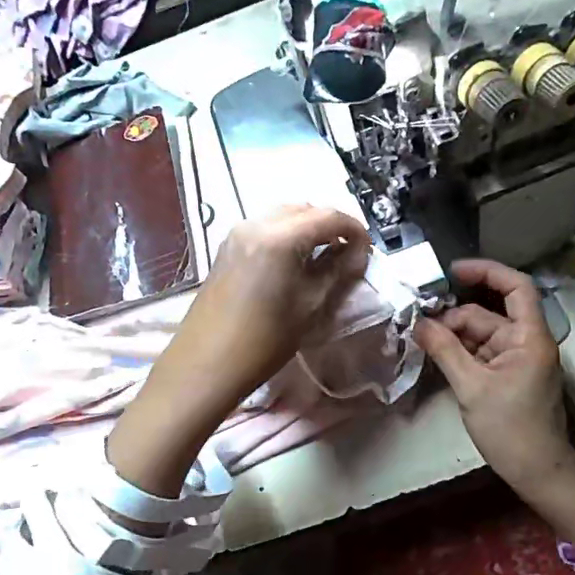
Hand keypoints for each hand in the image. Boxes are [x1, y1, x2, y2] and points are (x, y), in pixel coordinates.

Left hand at [109, 205, 368, 496]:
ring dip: (308, 229)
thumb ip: (337, 271)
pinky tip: (295, 262)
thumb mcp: (311, 306)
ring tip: (324, 258)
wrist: (207, 364)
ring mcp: (237, 234)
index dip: (356, 230)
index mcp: (280, 236)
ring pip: (284, 216)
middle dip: (331, 225)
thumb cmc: (265, 340)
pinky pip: (265, 228)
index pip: (330, 217)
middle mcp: (256, 224)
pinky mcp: (226, 248)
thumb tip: (356, 253)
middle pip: (305, 210)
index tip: (368, 252)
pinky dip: (287, 236)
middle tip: (348, 253)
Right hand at [414, 260, 574, 539]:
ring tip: (421, 341)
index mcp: (529, 337)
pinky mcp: (508, 376)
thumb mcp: (472, 387)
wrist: (537, 471)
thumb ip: (445, 350)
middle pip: (488, 314)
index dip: (486, 272)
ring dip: (453, 337)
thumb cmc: (511, 428)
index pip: (516, 287)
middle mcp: (526, 342)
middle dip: (454, 317)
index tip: (452, 271)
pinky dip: (460, 353)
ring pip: (481, 335)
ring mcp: (517, 360)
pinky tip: (436, 356)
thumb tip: (418, 322)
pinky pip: (481, 354)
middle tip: (419, 327)